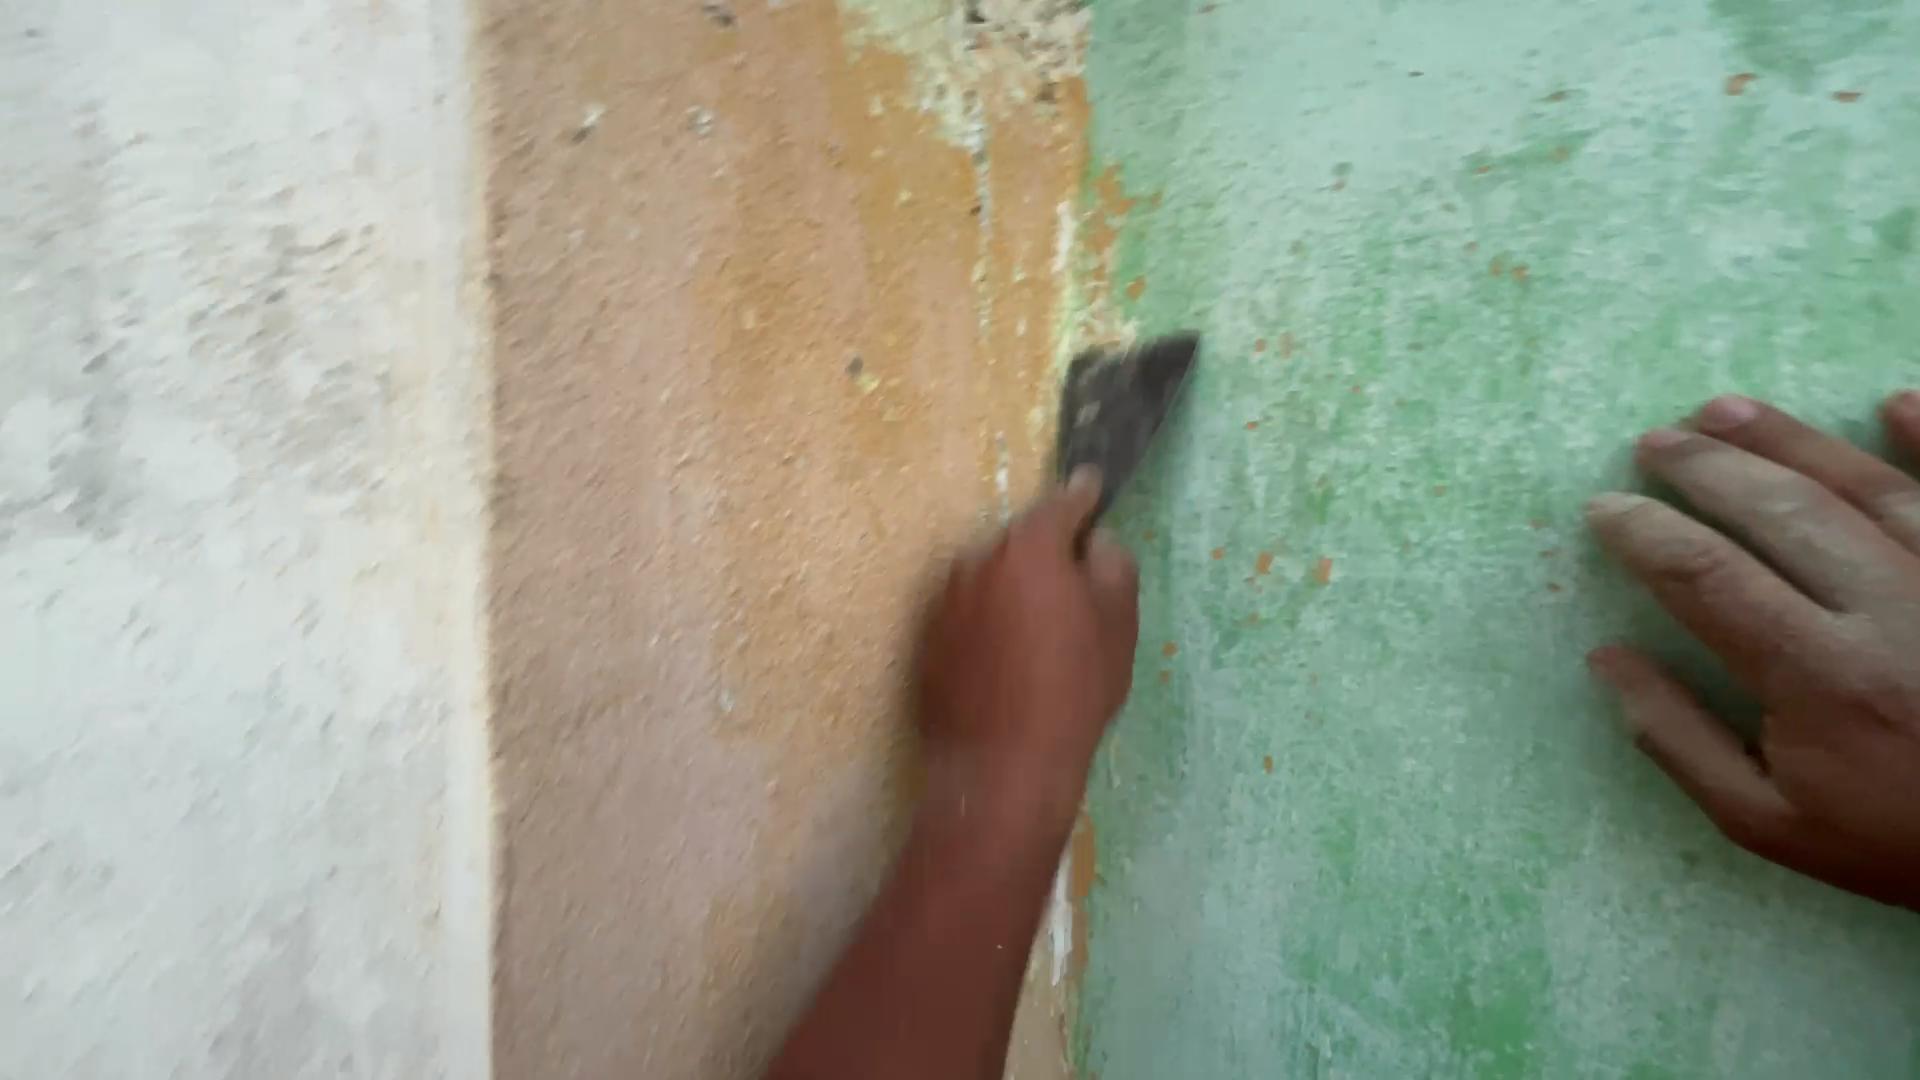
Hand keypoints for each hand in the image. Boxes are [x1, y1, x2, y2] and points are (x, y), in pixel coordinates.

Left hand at [916, 468, 1139, 833]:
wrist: (1001, 766)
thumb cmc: (1072, 693)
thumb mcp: (1117, 627)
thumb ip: (1113, 565)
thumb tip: (1096, 541)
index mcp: (1028, 549)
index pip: (1061, 504)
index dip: (1083, 494)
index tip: (1093, 484)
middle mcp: (976, 559)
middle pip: (1020, 540)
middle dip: (1045, 551)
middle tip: (1072, 584)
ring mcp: (944, 597)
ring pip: (990, 574)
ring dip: (1012, 584)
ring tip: (1036, 631)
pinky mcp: (926, 634)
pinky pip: (966, 608)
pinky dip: (986, 615)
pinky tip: (1004, 654)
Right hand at [1588, 391, 1919, 908]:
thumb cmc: (1910, 842)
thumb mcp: (1766, 820)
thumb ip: (1675, 739)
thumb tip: (1606, 659)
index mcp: (1822, 676)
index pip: (1703, 574)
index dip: (1642, 532)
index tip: (1604, 509)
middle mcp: (1899, 614)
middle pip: (1781, 512)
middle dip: (1705, 468)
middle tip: (1653, 442)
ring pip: (1873, 487)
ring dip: (1790, 441)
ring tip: (1724, 410)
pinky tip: (1896, 401)